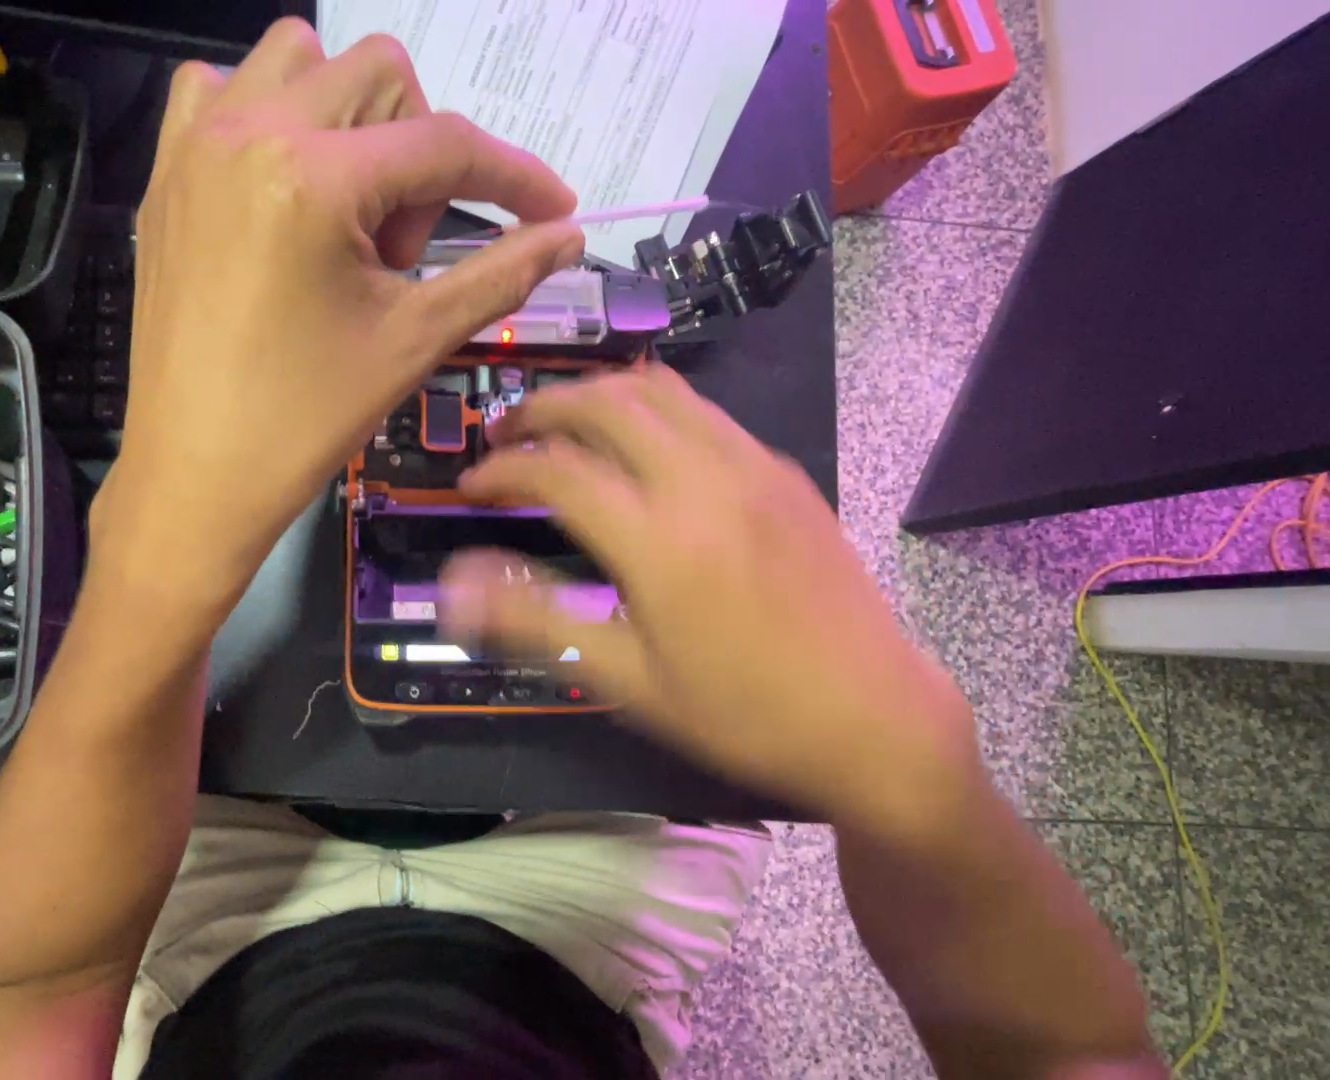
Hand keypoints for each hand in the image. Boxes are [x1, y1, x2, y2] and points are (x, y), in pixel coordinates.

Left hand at [91, 18, 585, 610]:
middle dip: (417, 155)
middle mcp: (248, 134)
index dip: (514, 177)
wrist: (195, 476)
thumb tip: (566, 236)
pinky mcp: (164, 178)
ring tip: (343, 216)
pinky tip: (281, 192)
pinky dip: (267, 117)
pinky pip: (218, 92)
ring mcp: (194, 149)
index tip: (553, 210)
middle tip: (400, 252)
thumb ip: (499, 277)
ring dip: (348, 120)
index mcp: (314, 179)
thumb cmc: (302, 422)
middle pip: (379, 76)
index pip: (444, 145)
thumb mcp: (411, 342)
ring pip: (298, 61)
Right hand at [440, 364, 984, 840]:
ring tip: (562, 425)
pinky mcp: (784, 472)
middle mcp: (705, 481)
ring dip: (596, 395)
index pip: (556, 471)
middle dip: (542, 408)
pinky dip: (650, 407)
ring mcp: (753, 467)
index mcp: (659, 539)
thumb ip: (534, 620)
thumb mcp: (626, 679)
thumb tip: (453, 584)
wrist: (877, 721)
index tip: (471, 484)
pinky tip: (639, 445)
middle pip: (606, 403)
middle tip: (505, 434)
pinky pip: (703, 410)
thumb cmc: (740, 712)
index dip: (501, 469)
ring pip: (659, 391)